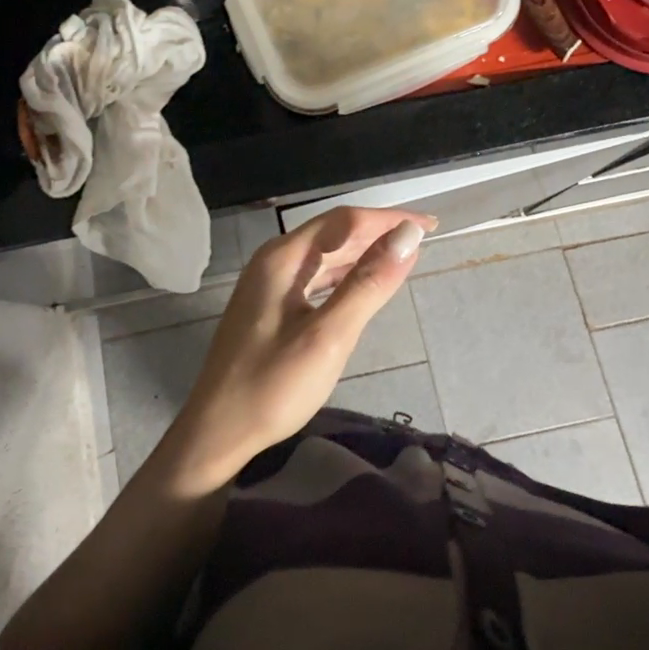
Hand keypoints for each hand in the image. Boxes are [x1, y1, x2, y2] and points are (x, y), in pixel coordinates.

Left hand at [153, 207, 435, 494]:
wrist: (217, 430)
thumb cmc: (273, 386)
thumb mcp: (328, 336)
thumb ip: (367, 284)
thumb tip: (408, 236)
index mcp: (283, 258)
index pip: (344, 220)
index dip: (388, 218)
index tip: (430, 225)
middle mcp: (273, 261)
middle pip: (333, 232)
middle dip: (379, 231)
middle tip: (425, 237)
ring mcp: (269, 284)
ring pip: (324, 255)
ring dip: (363, 251)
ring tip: (403, 257)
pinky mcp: (270, 307)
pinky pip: (315, 277)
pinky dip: (344, 274)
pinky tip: (362, 284)